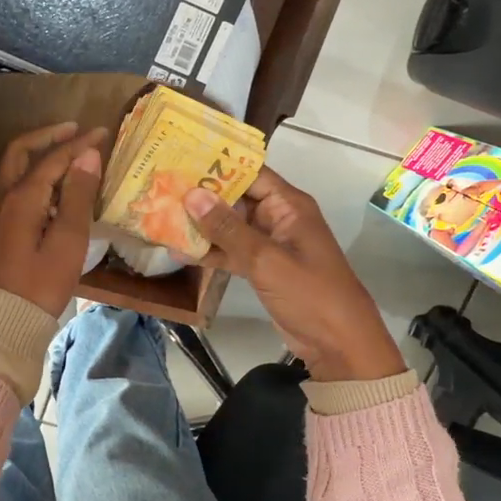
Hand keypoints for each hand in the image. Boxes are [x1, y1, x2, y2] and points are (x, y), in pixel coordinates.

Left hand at [0, 122, 106, 315]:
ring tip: (65, 151)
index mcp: (22, 196)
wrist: (3, 319)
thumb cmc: (41, 283)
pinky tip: (51, 186)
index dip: (79, 143)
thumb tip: (87, 155)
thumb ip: (78, 195)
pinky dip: (31, 172)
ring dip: (37, 152)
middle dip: (48, 136)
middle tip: (73, 130)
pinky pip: (12, 184)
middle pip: (21, 151)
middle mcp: (4, 195)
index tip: (102, 131)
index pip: (53, 158)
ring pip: (13, 166)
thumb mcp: (68, 241)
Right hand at [183, 169, 404, 382]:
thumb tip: (191, 194)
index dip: (218, 163)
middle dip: (201, 194)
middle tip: (161, 185)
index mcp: (288, 205)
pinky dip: (210, 252)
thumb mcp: (265, 259)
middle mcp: (278, 218)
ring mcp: (269, 244)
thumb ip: (227, 228)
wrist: (338, 344)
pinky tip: (178, 251)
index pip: (250, 173)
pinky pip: (231, 251)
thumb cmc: (310, 294)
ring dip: (201, 225)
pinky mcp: (262, 268)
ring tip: (161, 215)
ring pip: (229, 226)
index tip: (181, 157)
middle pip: (236, 197)